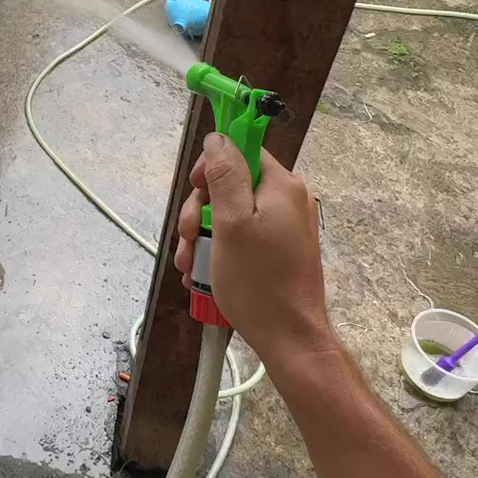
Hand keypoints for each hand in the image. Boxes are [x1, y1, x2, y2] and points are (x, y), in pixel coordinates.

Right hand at [173, 134, 336, 366]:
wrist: (289, 339)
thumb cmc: (257, 280)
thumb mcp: (230, 222)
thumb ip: (223, 173)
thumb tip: (217, 138)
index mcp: (282, 185)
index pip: (241, 150)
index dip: (211, 165)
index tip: (195, 190)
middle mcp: (288, 199)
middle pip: (230, 184)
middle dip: (199, 210)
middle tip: (188, 238)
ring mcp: (284, 226)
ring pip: (229, 212)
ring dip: (202, 234)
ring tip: (189, 264)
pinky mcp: (279, 249)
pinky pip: (241, 235)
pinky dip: (218, 248)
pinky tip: (201, 272)